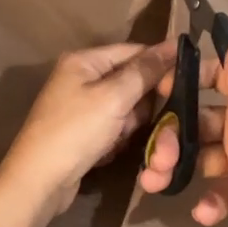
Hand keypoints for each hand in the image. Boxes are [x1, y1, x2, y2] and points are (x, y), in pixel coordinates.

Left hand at [0, 40, 176, 215]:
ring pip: (124, 106)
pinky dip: (119, 137)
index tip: (187, 80)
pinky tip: (113, 149)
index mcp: (84, 60)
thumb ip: (143, 72)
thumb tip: (172, 45)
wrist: (39, 181)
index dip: (159, 63)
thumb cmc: (75, 132)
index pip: (132, 51)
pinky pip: (113, 126)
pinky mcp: (82, 132)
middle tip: (154, 118)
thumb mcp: (113, 98)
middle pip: (129, 79)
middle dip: (143, 100)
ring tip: (125, 136)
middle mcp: (80, 77)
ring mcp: (80, 106)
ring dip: (132, 123)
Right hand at [138, 32, 227, 226]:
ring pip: (200, 158)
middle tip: (156, 157)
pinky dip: (208, 203)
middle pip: (199, 122)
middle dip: (174, 136)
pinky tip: (205, 213)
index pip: (220, 78)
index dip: (189, 79)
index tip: (159, 88)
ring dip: (178, 169)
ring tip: (158, 184)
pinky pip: (216, 193)